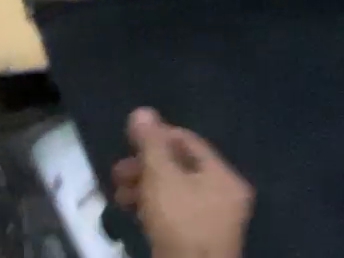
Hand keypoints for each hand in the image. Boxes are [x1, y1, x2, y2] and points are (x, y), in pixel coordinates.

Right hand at [111, 108, 252, 257]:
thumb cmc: (179, 218)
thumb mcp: (160, 174)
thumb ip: (150, 141)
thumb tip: (143, 111)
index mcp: (223, 176)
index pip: (187, 140)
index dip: (156, 135)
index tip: (129, 140)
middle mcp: (223, 193)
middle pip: (177, 163)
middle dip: (142, 164)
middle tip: (119, 168)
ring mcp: (212, 216)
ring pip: (171, 185)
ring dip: (141, 183)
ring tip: (119, 191)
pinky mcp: (198, 233)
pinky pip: (173, 206)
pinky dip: (150, 202)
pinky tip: (130, 206)